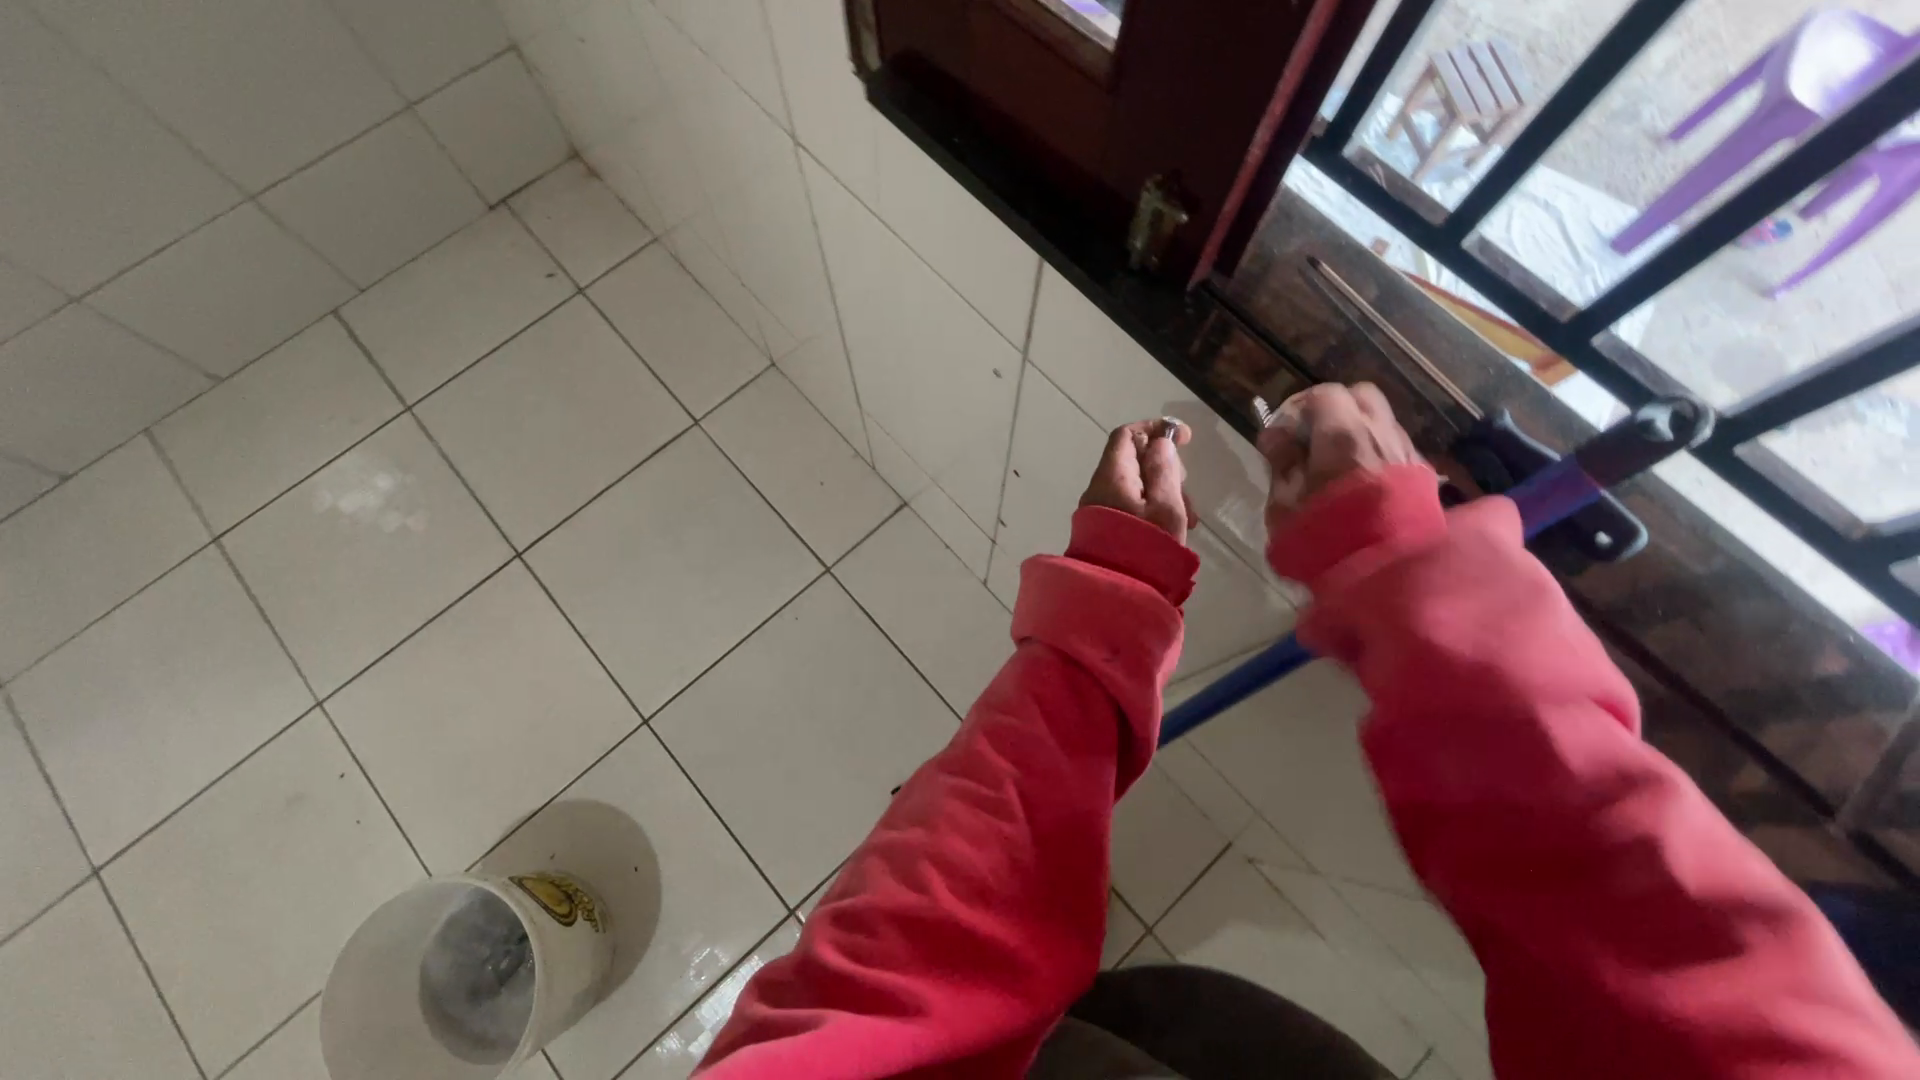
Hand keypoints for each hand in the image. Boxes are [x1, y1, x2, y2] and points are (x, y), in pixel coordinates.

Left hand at [1080, 418, 1197, 544]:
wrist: (1117, 593)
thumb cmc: (1147, 546)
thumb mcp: (1166, 505)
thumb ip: (1164, 468)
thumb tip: (1160, 442)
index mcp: (1112, 475)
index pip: (1127, 435)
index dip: (1155, 429)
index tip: (1184, 437)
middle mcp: (1099, 487)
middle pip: (1133, 460)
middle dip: (1166, 468)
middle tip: (1186, 490)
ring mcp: (1099, 508)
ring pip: (1136, 485)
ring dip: (1164, 492)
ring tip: (1188, 519)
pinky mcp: (1103, 527)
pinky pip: (1130, 505)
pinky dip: (1152, 508)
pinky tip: (1172, 529)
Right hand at [1257, 383, 1420, 529]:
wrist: (1387, 577)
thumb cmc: (1324, 539)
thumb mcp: (1284, 505)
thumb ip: (1282, 463)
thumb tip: (1277, 435)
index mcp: (1343, 435)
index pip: (1324, 395)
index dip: (1298, 408)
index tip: (1282, 434)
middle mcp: (1381, 433)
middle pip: (1360, 397)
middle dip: (1334, 410)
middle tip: (1310, 439)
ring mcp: (1406, 453)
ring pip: (1381, 421)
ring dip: (1356, 431)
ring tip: (1334, 463)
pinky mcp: (1422, 477)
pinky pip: (1395, 447)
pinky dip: (1375, 451)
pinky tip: (1360, 481)